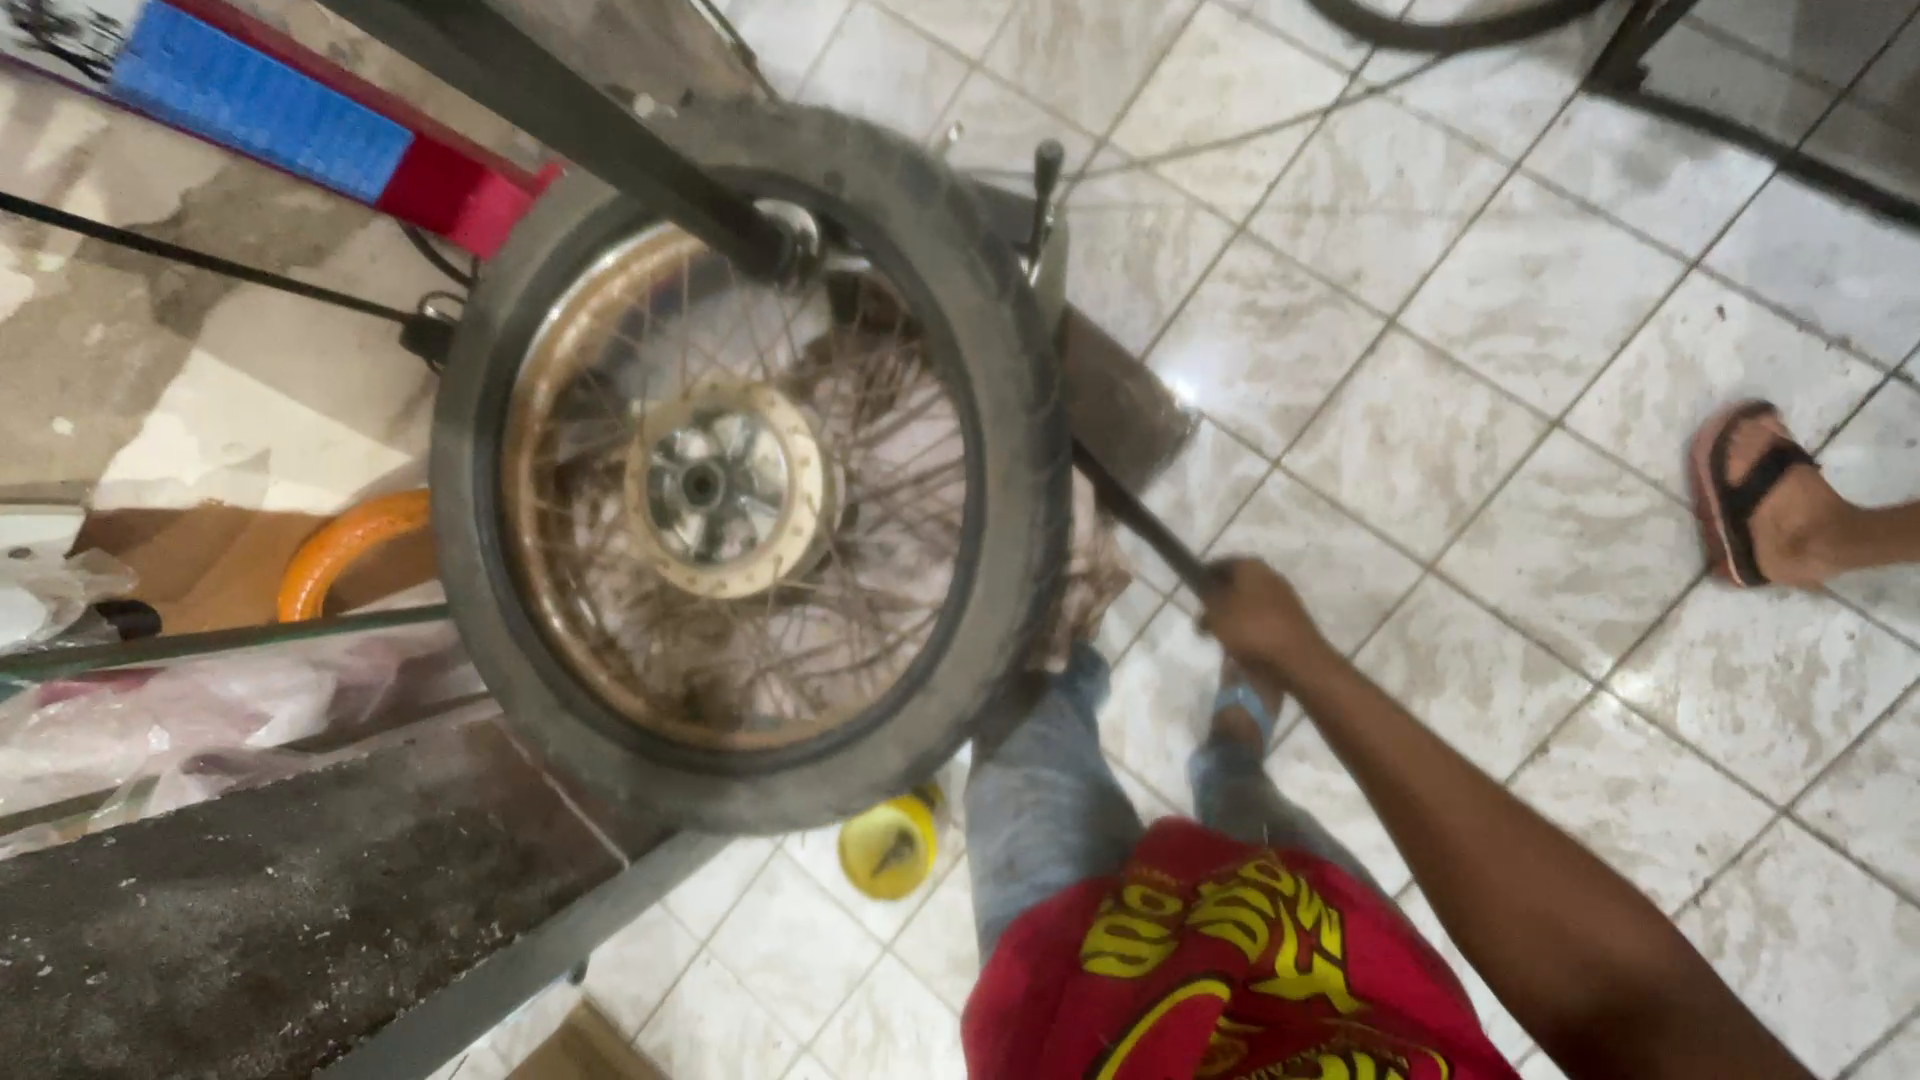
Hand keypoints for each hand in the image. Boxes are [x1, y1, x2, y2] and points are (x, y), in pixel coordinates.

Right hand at [1198, 558, 1334, 681]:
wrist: (1298, 660)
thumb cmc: (1251, 629)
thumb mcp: (1217, 611)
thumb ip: (1206, 596)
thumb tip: (1205, 588)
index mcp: (1251, 567)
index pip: (1221, 563)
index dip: (1204, 575)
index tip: (1192, 591)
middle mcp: (1270, 577)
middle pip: (1236, 584)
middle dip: (1218, 601)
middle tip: (1204, 619)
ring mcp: (1283, 599)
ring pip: (1248, 604)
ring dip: (1232, 618)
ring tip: (1218, 638)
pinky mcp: (1291, 622)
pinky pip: (1261, 621)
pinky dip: (1248, 631)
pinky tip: (1238, 648)